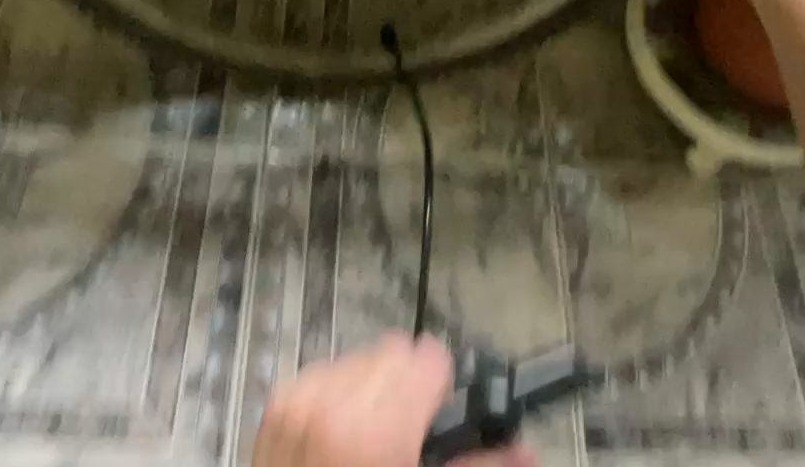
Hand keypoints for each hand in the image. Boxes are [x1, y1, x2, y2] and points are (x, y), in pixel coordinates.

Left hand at [253, 334, 535, 466]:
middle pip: (397, 351)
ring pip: (362, 357)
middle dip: (408, 384)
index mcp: (376, 428)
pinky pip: (326, 372)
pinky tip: (340, 435)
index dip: (442, 384)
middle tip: (410, 430)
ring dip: (373, 386)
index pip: (430, 356)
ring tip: (372, 436)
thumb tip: (526, 453)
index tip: (441, 410)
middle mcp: (335, 399)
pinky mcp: (279, 402)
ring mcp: (301, 397)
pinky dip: (338, 393)